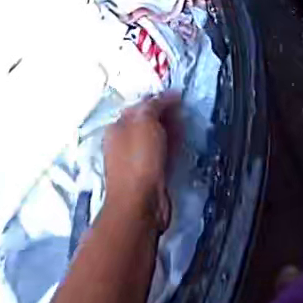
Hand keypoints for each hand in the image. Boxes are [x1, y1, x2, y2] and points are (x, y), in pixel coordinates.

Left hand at [103, 92, 177, 230]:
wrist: (140, 205)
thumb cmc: (138, 159)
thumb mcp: (145, 120)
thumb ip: (154, 105)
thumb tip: (164, 97)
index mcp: (117, 127)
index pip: (139, 105)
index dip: (158, 98)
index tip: (177, 97)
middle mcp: (124, 143)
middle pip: (148, 122)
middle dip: (166, 114)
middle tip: (183, 110)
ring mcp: (136, 161)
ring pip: (157, 138)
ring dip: (170, 130)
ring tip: (185, 124)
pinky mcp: (149, 176)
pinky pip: (162, 155)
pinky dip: (171, 147)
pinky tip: (180, 144)